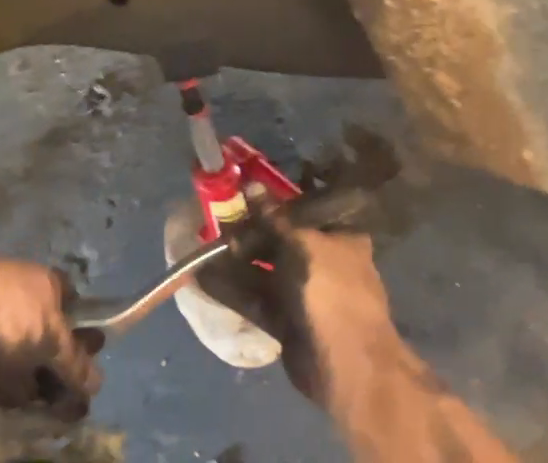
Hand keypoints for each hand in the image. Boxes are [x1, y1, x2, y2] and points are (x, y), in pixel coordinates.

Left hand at [0, 254, 101, 412]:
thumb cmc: (11, 311)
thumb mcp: (52, 337)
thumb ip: (75, 361)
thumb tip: (96, 383)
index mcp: (45, 279)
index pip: (71, 300)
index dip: (80, 329)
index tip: (86, 356)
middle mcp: (20, 287)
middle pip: (44, 327)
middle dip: (54, 358)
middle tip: (63, 389)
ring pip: (19, 344)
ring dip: (29, 372)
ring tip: (35, 398)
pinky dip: (1, 375)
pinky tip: (4, 392)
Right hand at [198, 126, 407, 404]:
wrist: (345, 362)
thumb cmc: (330, 288)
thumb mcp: (301, 243)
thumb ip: (273, 217)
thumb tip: (251, 185)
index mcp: (342, 239)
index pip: (307, 211)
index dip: (277, 201)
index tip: (245, 192)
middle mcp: (324, 264)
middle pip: (280, 241)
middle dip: (249, 233)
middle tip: (217, 218)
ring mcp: (304, 294)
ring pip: (264, 271)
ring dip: (235, 261)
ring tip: (202, 245)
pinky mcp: (286, 320)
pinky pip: (255, 299)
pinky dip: (232, 289)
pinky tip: (202, 276)